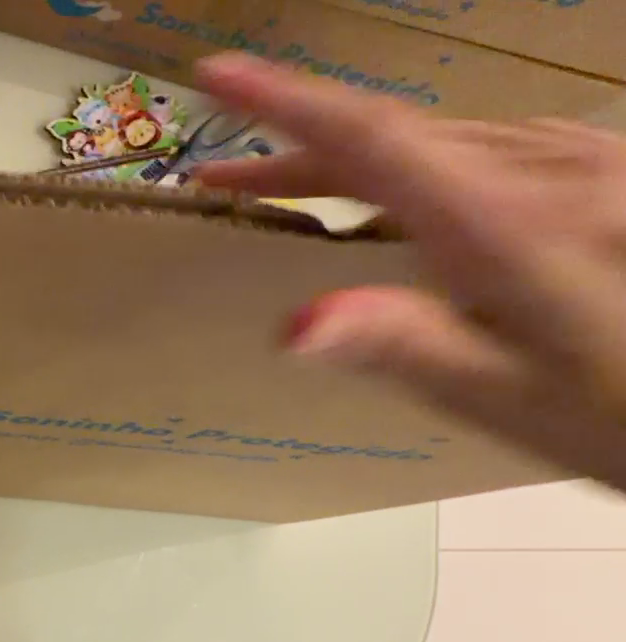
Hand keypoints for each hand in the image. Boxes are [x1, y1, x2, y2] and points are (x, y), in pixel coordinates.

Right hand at [194, 54, 625, 491]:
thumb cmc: (620, 404)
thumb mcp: (502, 393)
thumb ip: (402, 347)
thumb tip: (294, 325)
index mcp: (503, 221)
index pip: (373, 141)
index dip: (286, 104)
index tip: (216, 76)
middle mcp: (546, 171)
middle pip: (396, 137)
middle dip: (294, 152)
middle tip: (217, 179)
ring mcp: (588, 164)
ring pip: (441, 139)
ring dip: (351, 159)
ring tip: (286, 184)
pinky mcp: (610, 176)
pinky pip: (487, 149)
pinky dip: (416, 162)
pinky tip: (402, 190)